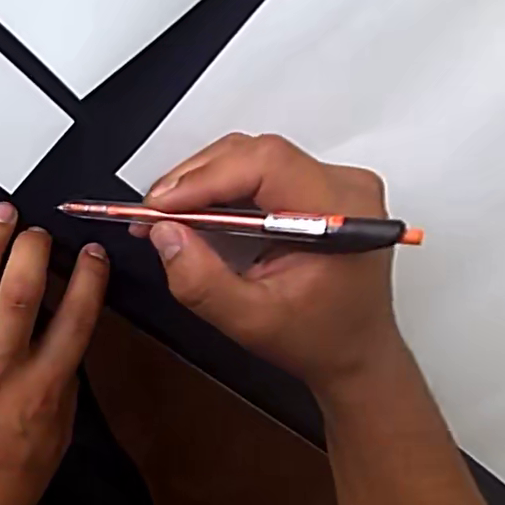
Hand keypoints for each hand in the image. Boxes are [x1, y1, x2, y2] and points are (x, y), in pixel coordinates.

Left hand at [0, 203, 108, 504]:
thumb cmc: (9, 481)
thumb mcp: (57, 437)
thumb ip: (61, 382)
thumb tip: (64, 336)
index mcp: (40, 390)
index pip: (72, 321)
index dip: (86, 280)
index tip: (90, 252)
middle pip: (17, 294)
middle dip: (30, 250)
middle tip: (37, 227)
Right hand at [136, 133, 406, 397]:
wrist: (353, 351)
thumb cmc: (316, 338)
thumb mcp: (249, 321)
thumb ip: (201, 280)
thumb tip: (163, 233)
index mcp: (338, 214)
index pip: (265, 165)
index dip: (204, 179)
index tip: (159, 207)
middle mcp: (341, 186)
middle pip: (250, 153)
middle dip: (190, 180)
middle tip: (150, 213)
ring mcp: (327, 183)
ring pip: (245, 155)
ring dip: (196, 181)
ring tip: (164, 214)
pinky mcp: (308, 187)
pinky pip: (251, 169)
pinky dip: (211, 187)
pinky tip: (188, 211)